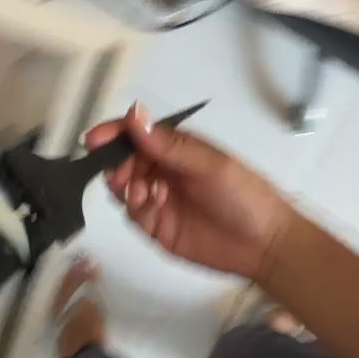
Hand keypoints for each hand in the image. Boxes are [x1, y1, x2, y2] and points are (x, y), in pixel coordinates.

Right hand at [85, 102, 296, 280]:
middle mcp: (163, 171)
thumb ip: (168, 145)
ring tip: (143, 193)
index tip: (93, 140)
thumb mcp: (209, 165)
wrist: (265, 244)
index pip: (137, 135)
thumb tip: (133, 113)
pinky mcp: (157, 228)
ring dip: (125, 187)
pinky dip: (135, 209)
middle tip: (123, 176)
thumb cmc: (243, 194)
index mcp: (177, 149)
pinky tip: (153, 207)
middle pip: (124, 162)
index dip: (114, 134)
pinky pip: (133, 216)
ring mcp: (158, 200)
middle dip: (117, 165)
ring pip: (124, 189)